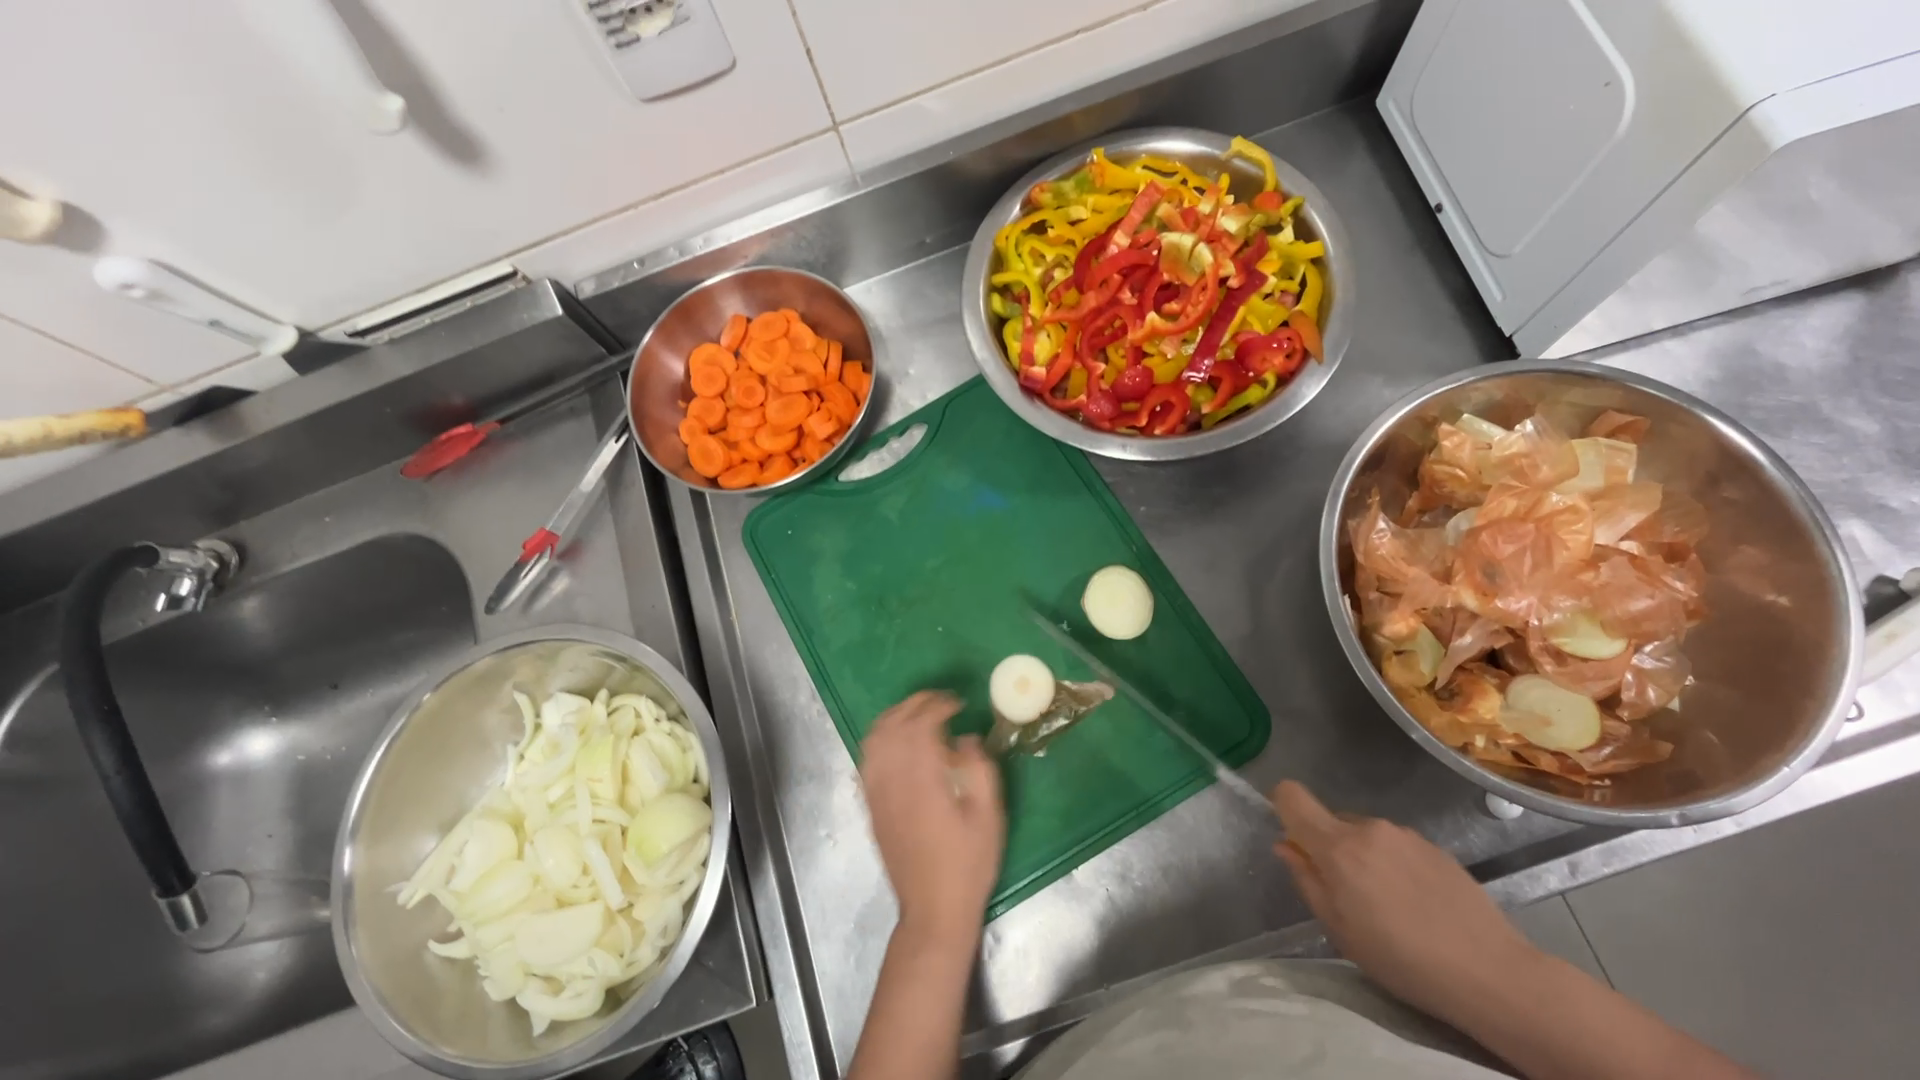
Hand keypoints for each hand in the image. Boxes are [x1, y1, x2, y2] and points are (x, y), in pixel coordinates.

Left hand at [860, 691, 1005, 943]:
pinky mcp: (871, 806)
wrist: (933, 907)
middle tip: (939, 700)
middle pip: (893, 726)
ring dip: (893, 718)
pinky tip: (894, 741)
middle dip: (915, 704)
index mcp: (924, 780)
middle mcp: (893, 781)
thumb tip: (967, 739)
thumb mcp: (989, 815)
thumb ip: (979, 769)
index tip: (957, 703)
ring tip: (916, 712)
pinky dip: (878, 740)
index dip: (938, 706)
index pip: (921, 725)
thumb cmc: (968, 863)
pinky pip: (866, 761)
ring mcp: (877, 794)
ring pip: (874, 740)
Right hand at [1271, 780, 1537, 1023]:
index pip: (1292, 797)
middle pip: (1331, 820)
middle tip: (1347, 895)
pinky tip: (1417, 905)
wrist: (1490, 972)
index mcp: (1339, 846)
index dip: (1282, 808)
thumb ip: (1307, 881)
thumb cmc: (1401, 959)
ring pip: (1366, 835)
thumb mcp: (1339, 930)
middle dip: (1329, 848)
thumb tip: (1285, 846)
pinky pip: (1398, 846)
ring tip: (1388, 905)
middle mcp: (1371, 828)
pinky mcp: (1438, 848)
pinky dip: (1394, 866)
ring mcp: (1408, 835)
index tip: (1292, 841)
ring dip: (1364, 858)